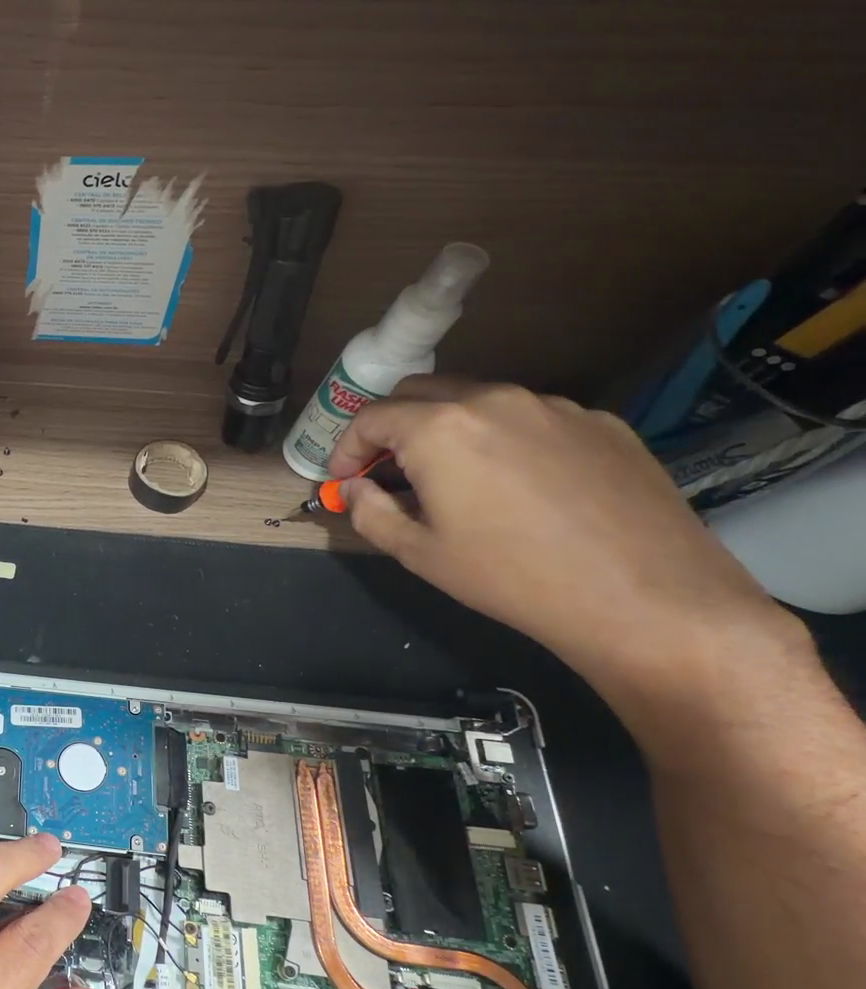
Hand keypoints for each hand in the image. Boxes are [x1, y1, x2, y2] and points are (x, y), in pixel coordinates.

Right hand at [327, 378, 794, 693]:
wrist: (644, 596)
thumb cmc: (511, 577)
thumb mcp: (419, 554)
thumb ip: (370, 512)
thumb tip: (357, 488)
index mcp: (440, 429)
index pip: (371, 418)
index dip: (346, 448)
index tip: (344, 480)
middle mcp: (494, 400)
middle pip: (421, 392)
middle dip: (392, 426)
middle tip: (388, 470)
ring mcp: (554, 407)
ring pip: (479, 401)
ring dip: (449, 429)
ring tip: (454, 479)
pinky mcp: (601, 423)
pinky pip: (533, 418)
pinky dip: (505, 439)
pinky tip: (520, 486)